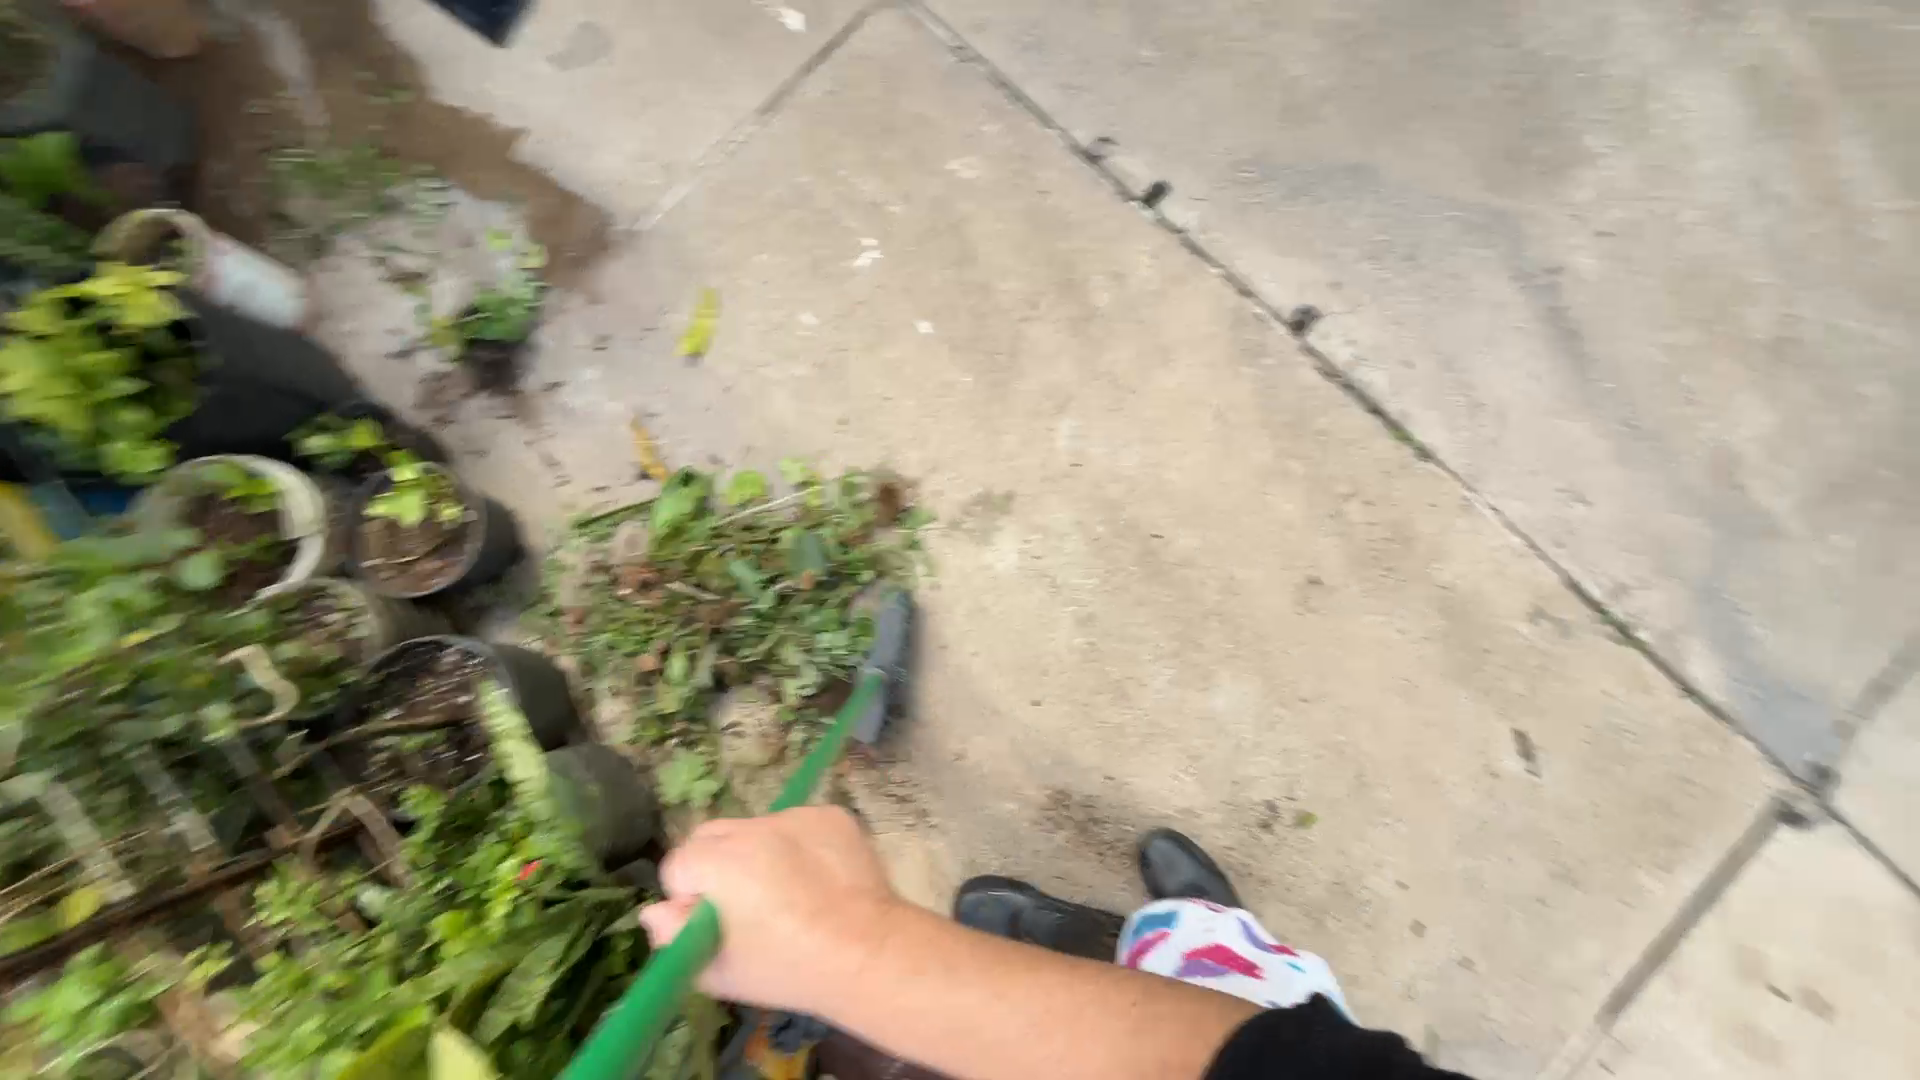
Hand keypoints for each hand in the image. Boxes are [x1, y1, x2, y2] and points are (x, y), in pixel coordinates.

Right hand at [638, 806, 903, 1010]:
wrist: (865, 950)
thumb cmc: (786, 966)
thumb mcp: (718, 969)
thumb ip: (675, 936)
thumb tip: (654, 910)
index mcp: (718, 862)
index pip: (678, 863)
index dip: (690, 895)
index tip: (713, 920)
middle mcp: (754, 827)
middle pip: (713, 835)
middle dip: (716, 864)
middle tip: (744, 903)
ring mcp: (797, 815)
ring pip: (759, 828)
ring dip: (761, 852)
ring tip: (790, 893)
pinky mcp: (832, 814)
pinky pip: (800, 825)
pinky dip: (801, 844)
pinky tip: (819, 877)